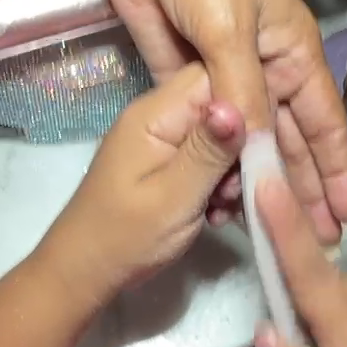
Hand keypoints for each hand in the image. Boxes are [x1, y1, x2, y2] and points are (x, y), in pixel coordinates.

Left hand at [36, 63, 244, 305]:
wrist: (85, 271)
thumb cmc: (124, 237)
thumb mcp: (172, 197)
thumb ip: (207, 151)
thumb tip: (239, 103)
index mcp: (154, 114)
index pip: (214, 74)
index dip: (247, 102)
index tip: (260, 146)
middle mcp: (158, 116)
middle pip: (221, 102)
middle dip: (242, 143)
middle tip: (238, 187)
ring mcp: (162, 139)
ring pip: (219, 134)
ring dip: (233, 169)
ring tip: (225, 206)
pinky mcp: (168, 162)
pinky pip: (207, 157)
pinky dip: (219, 183)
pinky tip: (217, 212)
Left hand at [81, 0, 346, 242]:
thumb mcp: (227, 29)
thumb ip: (242, 94)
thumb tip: (259, 152)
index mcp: (289, 50)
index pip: (320, 120)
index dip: (334, 168)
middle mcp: (263, 70)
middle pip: (289, 140)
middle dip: (304, 188)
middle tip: (319, 240)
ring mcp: (224, 82)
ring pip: (250, 144)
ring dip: (262, 185)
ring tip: (275, 233)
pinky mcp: (187, 87)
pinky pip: (213, 137)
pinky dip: (221, 167)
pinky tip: (227, 201)